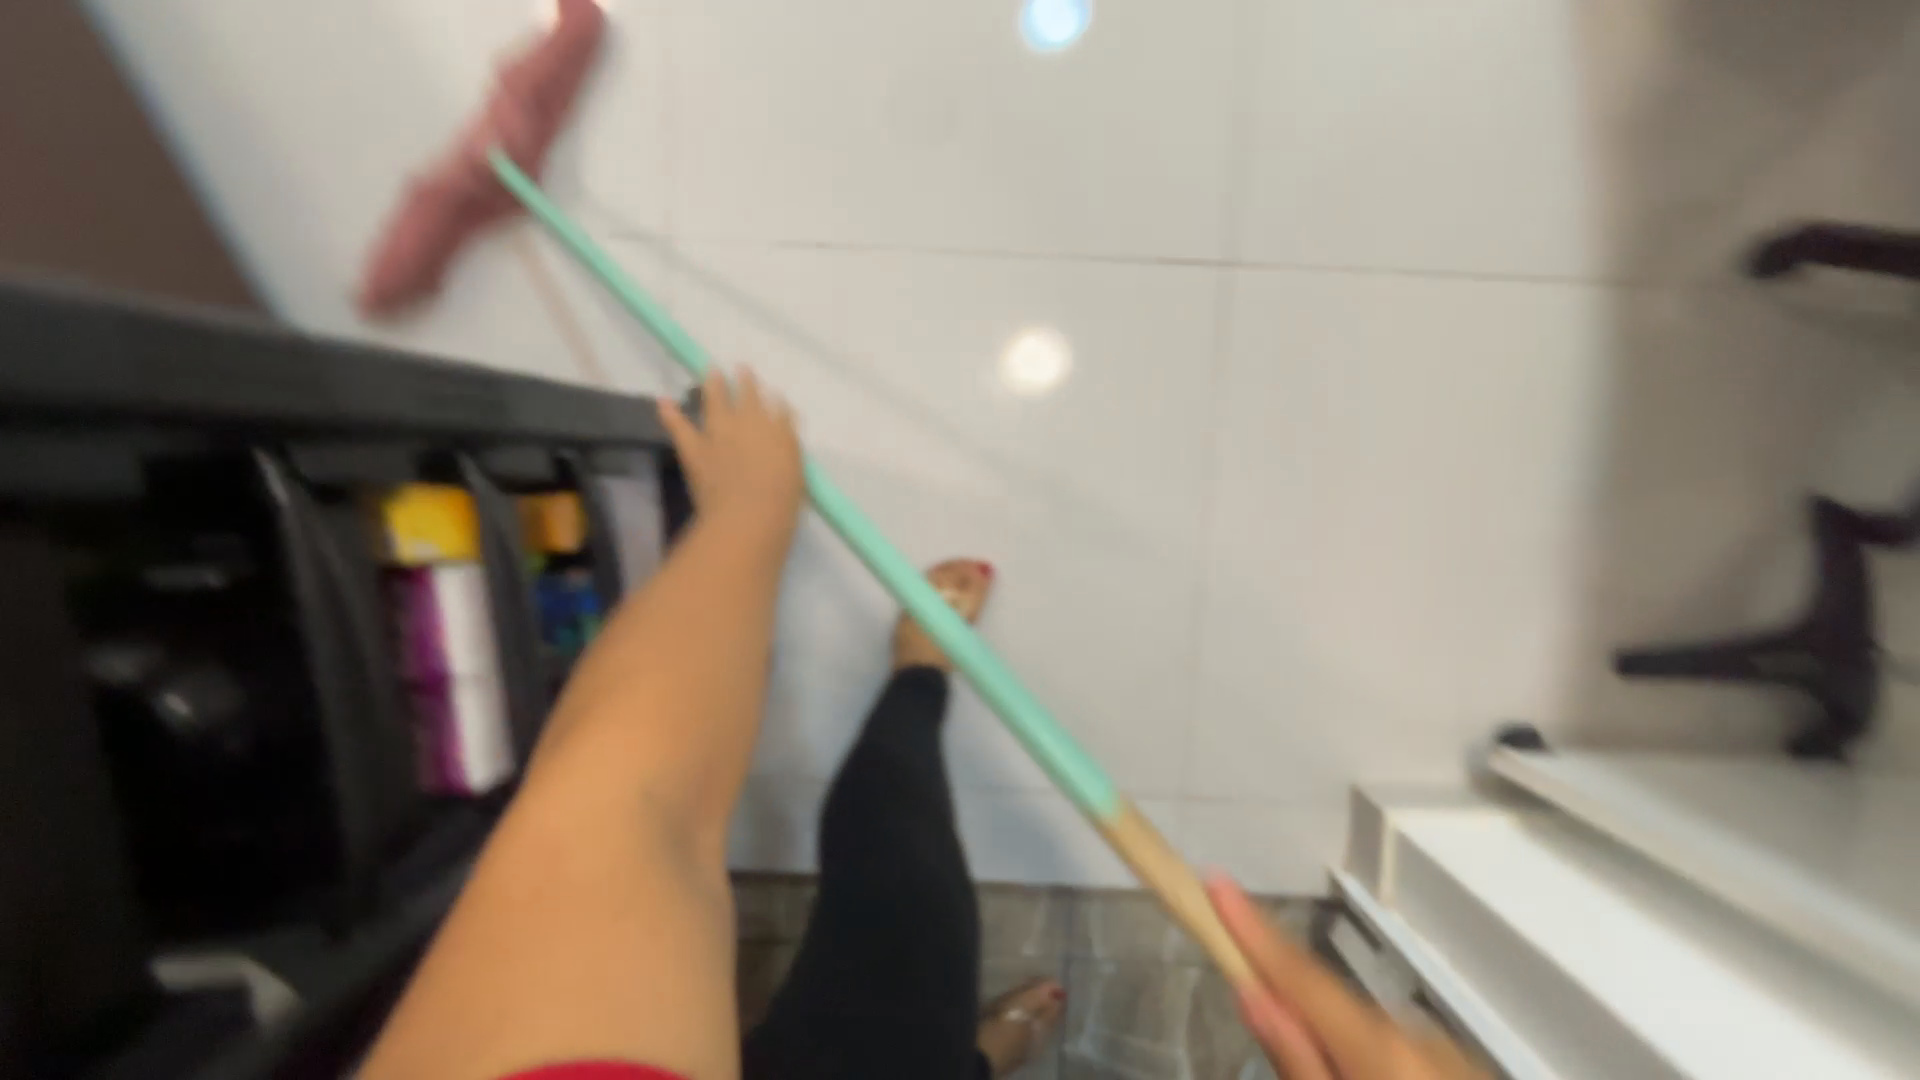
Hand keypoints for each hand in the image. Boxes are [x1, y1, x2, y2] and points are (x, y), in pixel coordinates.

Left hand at [659, 368, 803, 544]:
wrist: (748, 515)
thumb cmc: (782, 502)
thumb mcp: (796, 471)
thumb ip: (789, 444)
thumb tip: (784, 419)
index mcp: (779, 431)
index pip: (778, 409)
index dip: (774, 401)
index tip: (773, 394)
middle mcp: (750, 424)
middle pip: (748, 397)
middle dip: (746, 383)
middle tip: (742, 368)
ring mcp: (719, 433)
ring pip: (716, 401)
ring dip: (714, 385)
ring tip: (711, 370)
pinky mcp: (695, 447)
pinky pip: (680, 426)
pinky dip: (671, 413)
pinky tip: (664, 400)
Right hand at [1208, 878, 1486, 1079]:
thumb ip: (1299, 1064)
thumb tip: (1253, 995)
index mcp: (1382, 1051)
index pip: (1300, 975)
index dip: (1252, 928)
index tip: (1216, 881)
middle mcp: (1419, 1037)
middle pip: (1331, 1005)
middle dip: (1296, 1011)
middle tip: (1270, 1037)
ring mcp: (1453, 1056)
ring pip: (1368, 1033)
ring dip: (1340, 1048)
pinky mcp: (1468, 1072)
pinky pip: (1403, 1055)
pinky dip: (1376, 1067)